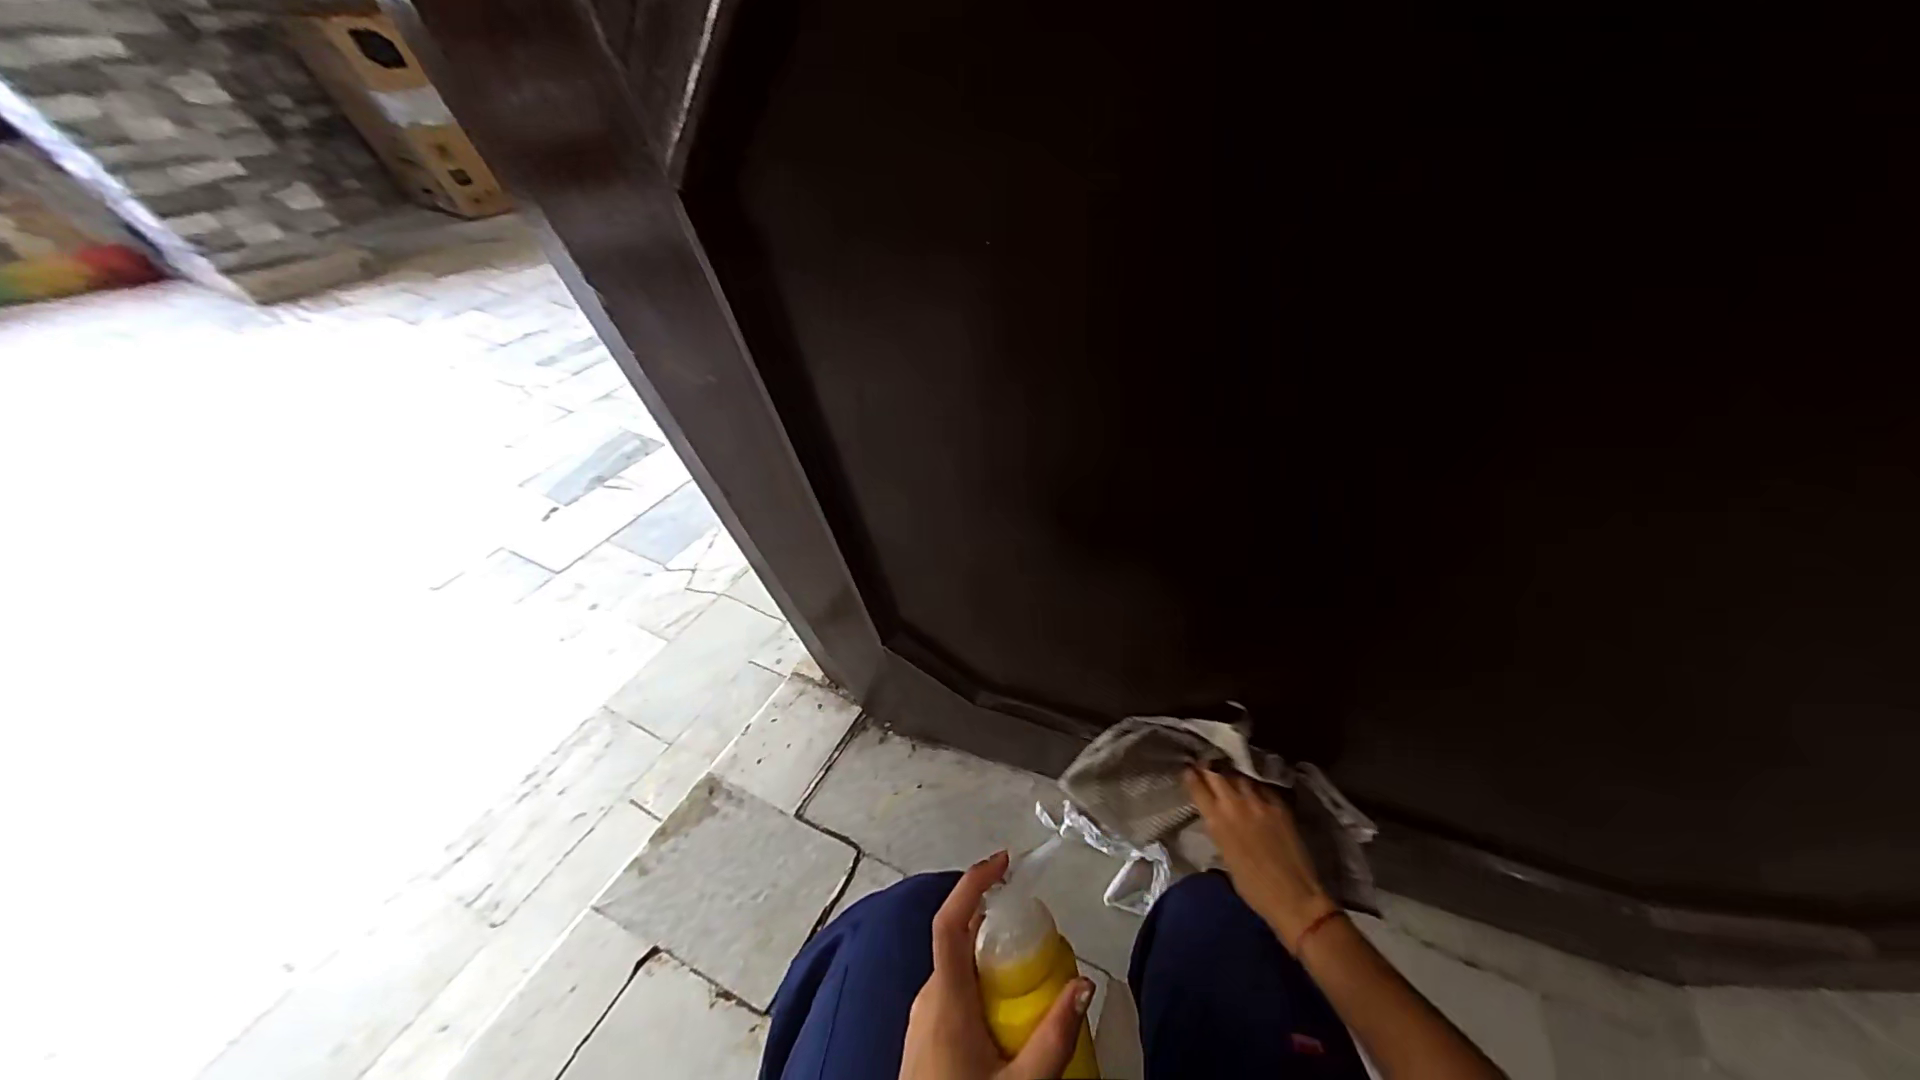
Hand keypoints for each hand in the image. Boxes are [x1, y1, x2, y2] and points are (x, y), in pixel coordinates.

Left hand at [900, 850, 1094, 1079]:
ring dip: (988, 961)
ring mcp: (921, 1017)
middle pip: (958, 942)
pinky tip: (1004, 1016)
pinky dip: (979, 986)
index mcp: (945, 998)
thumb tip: (1085, 985)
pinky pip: (952, 993)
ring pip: (956, 969)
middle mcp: (927, 997)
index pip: (949, 921)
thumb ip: (1054, 1037)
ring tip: (1027, 977)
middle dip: (994, 926)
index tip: (1001, 861)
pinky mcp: (922, 1036)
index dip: (972, 882)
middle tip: (1034, 932)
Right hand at [1184, 766, 1338, 951]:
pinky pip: (1261, 786)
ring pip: (1239, 776)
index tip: (1188, 770)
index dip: (1191, 776)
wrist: (1294, 897)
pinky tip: (1253, 788)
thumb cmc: (1253, 887)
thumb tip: (1215, 817)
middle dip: (1208, 768)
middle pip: (1217, 774)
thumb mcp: (1224, 856)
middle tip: (1205, 765)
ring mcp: (1260, 803)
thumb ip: (1218, 830)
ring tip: (1228, 773)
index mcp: (1217, 821)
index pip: (1197, 787)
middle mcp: (1235, 805)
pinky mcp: (1280, 806)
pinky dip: (1253, 784)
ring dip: (1231, 774)